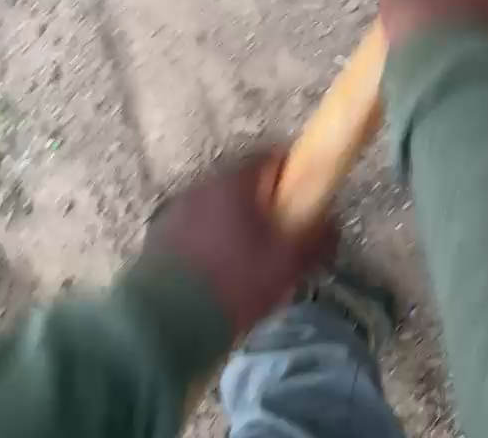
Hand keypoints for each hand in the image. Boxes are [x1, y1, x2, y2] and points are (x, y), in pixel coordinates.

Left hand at [144, 149, 336, 336]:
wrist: (158, 329)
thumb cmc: (233, 283)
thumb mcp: (288, 264)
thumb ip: (317, 238)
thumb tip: (332, 222)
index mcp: (236, 181)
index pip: (273, 157)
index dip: (295, 173)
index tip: (307, 197)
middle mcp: (202, 187)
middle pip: (244, 185)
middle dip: (265, 205)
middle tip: (281, 235)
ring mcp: (174, 214)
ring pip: (218, 209)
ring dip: (235, 226)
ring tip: (250, 261)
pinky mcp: (155, 243)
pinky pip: (195, 233)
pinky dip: (210, 245)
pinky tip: (221, 276)